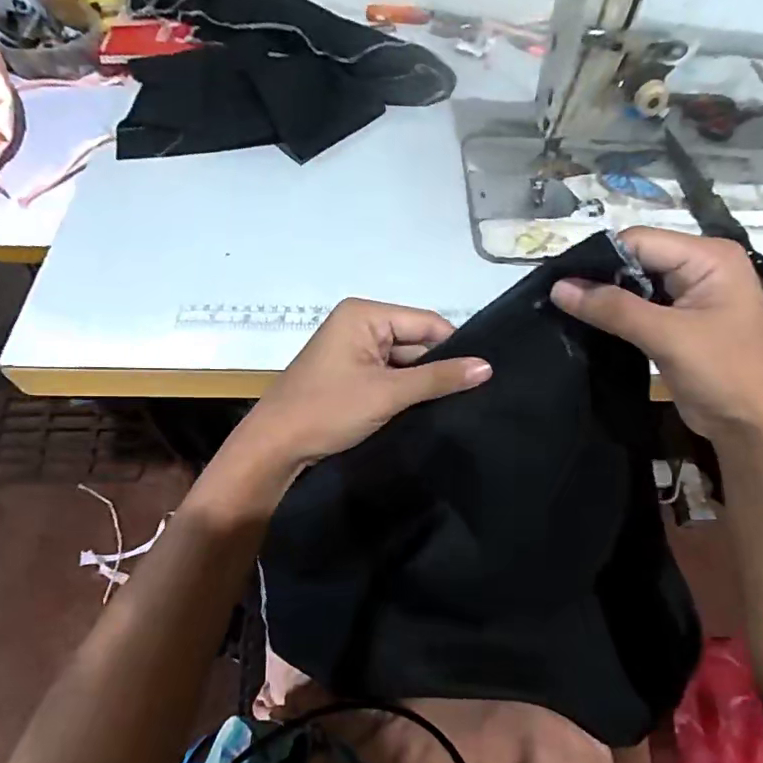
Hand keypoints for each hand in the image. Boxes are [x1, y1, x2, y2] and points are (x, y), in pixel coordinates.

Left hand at [229, 298, 491, 472]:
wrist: (274, 448)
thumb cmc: (328, 411)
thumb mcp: (389, 393)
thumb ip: (439, 378)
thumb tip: (488, 367)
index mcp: (364, 314)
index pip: (426, 323)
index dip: (454, 348)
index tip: (482, 376)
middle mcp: (359, 324)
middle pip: (417, 341)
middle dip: (437, 368)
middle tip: (472, 395)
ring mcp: (354, 350)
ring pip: (405, 362)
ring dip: (422, 384)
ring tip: (454, 405)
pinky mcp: (352, 374)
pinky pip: (390, 375)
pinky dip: (405, 392)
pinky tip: (425, 409)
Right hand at [550, 227, 762, 443]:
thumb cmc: (726, 373)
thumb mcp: (668, 336)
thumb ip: (613, 308)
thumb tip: (558, 287)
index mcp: (709, 257)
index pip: (640, 241)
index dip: (599, 259)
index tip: (558, 281)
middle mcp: (703, 268)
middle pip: (639, 261)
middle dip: (601, 279)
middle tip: (557, 298)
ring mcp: (695, 298)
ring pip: (640, 288)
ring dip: (609, 301)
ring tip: (566, 312)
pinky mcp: (686, 326)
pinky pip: (647, 311)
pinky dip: (621, 319)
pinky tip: (592, 328)